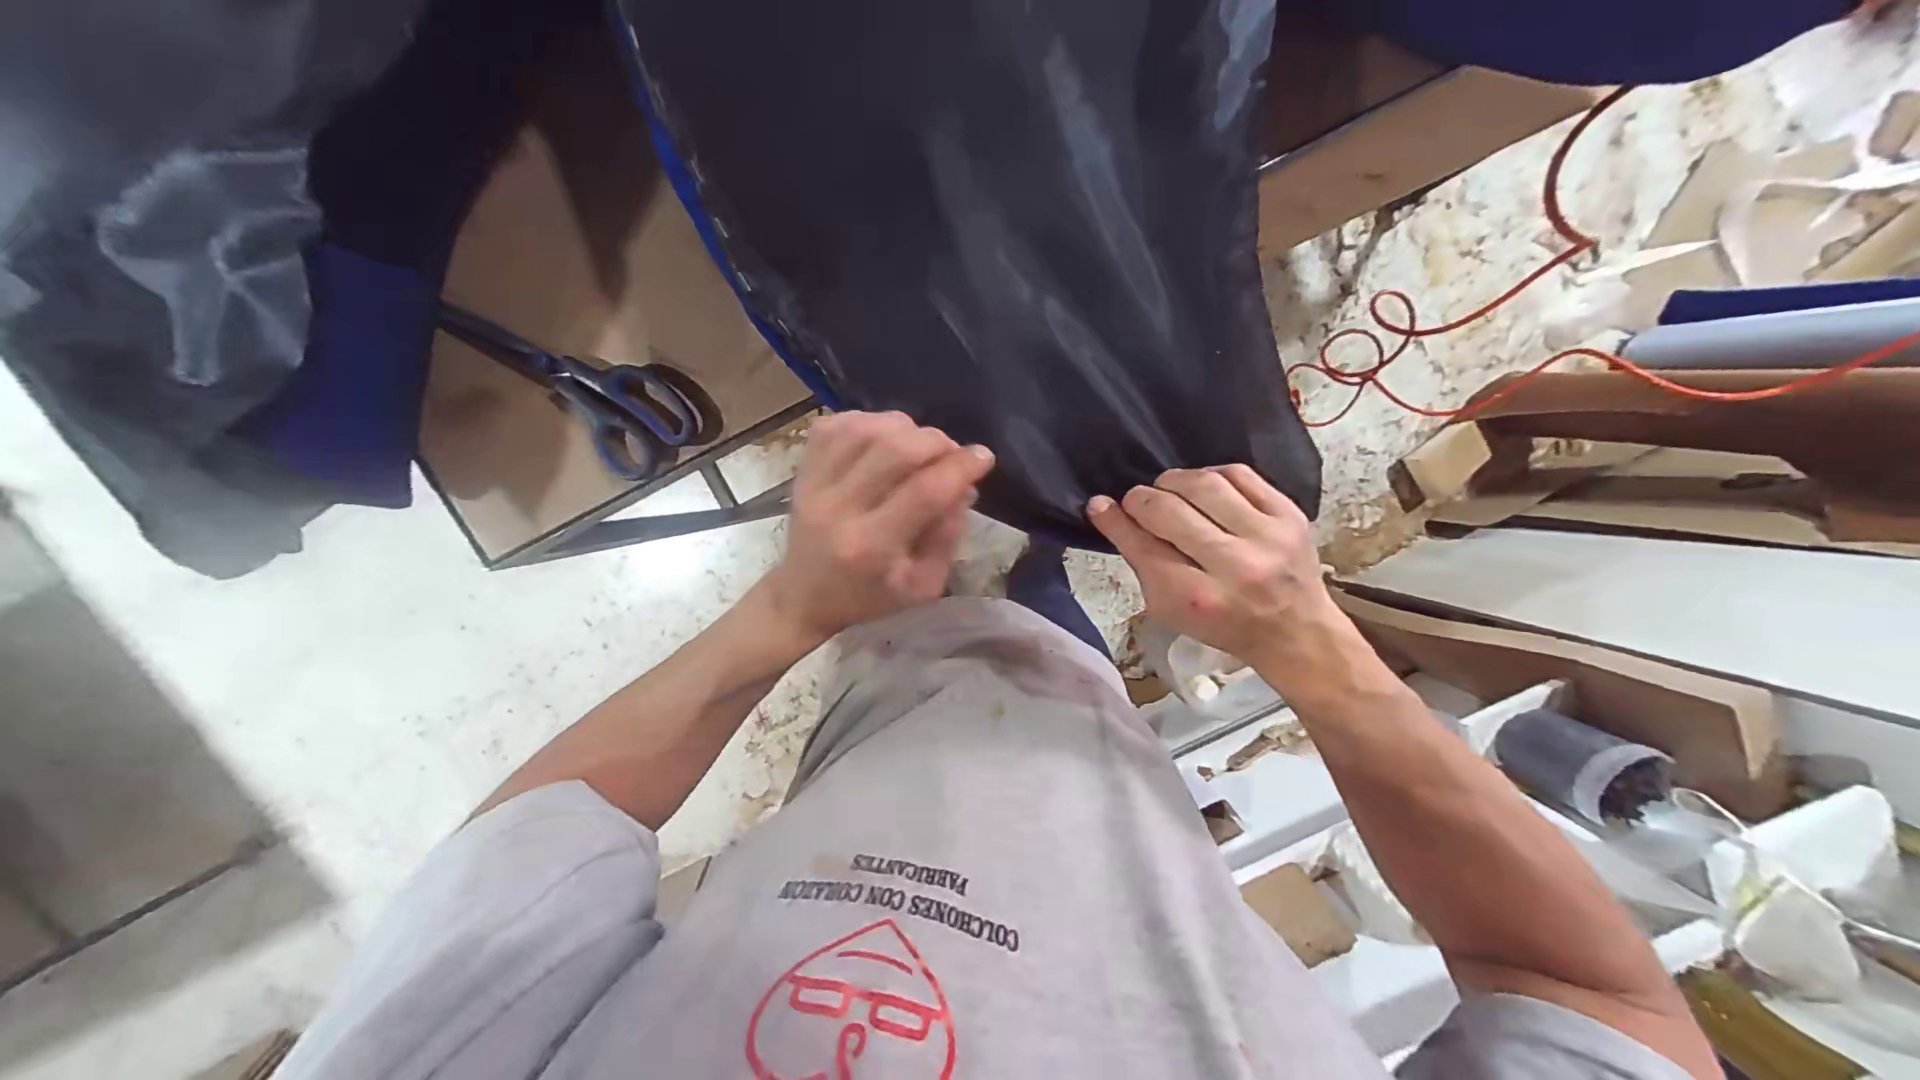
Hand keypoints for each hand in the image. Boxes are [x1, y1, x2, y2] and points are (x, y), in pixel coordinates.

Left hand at [762, 411, 993, 642]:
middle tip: (951, 454)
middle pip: (894, 450)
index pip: (924, 492)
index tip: (983, 458)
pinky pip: (835, 425)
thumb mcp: (922, 585)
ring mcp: (814, 485)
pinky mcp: (802, 470)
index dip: (961, 467)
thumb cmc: (869, 596)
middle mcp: (839, 510)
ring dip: (904, 428)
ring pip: (864, 429)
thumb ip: (948, 537)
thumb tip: (964, 486)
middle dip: (936, 441)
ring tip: (918, 446)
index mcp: (871, 547)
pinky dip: (868, 422)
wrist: (804, 597)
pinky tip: (883, 438)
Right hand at [1086, 465, 1349, 675]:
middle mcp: (1235, 565)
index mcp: (1198, 598)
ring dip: (1172, 482)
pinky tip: (1201, 488)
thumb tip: (1104, 508)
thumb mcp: (1170, 607)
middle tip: (1136, 502)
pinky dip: (1210, 474)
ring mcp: (1268, 536)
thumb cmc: (1222, 622)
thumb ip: (1139, 558)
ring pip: (1203, 484)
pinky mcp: (1289, 514)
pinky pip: (1238, 473)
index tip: (1099, 504)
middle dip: (1140, 499)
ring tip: (1165, 491)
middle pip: (1168, 510)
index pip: (1143, 546)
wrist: (1294, 630)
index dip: (1114, 520)